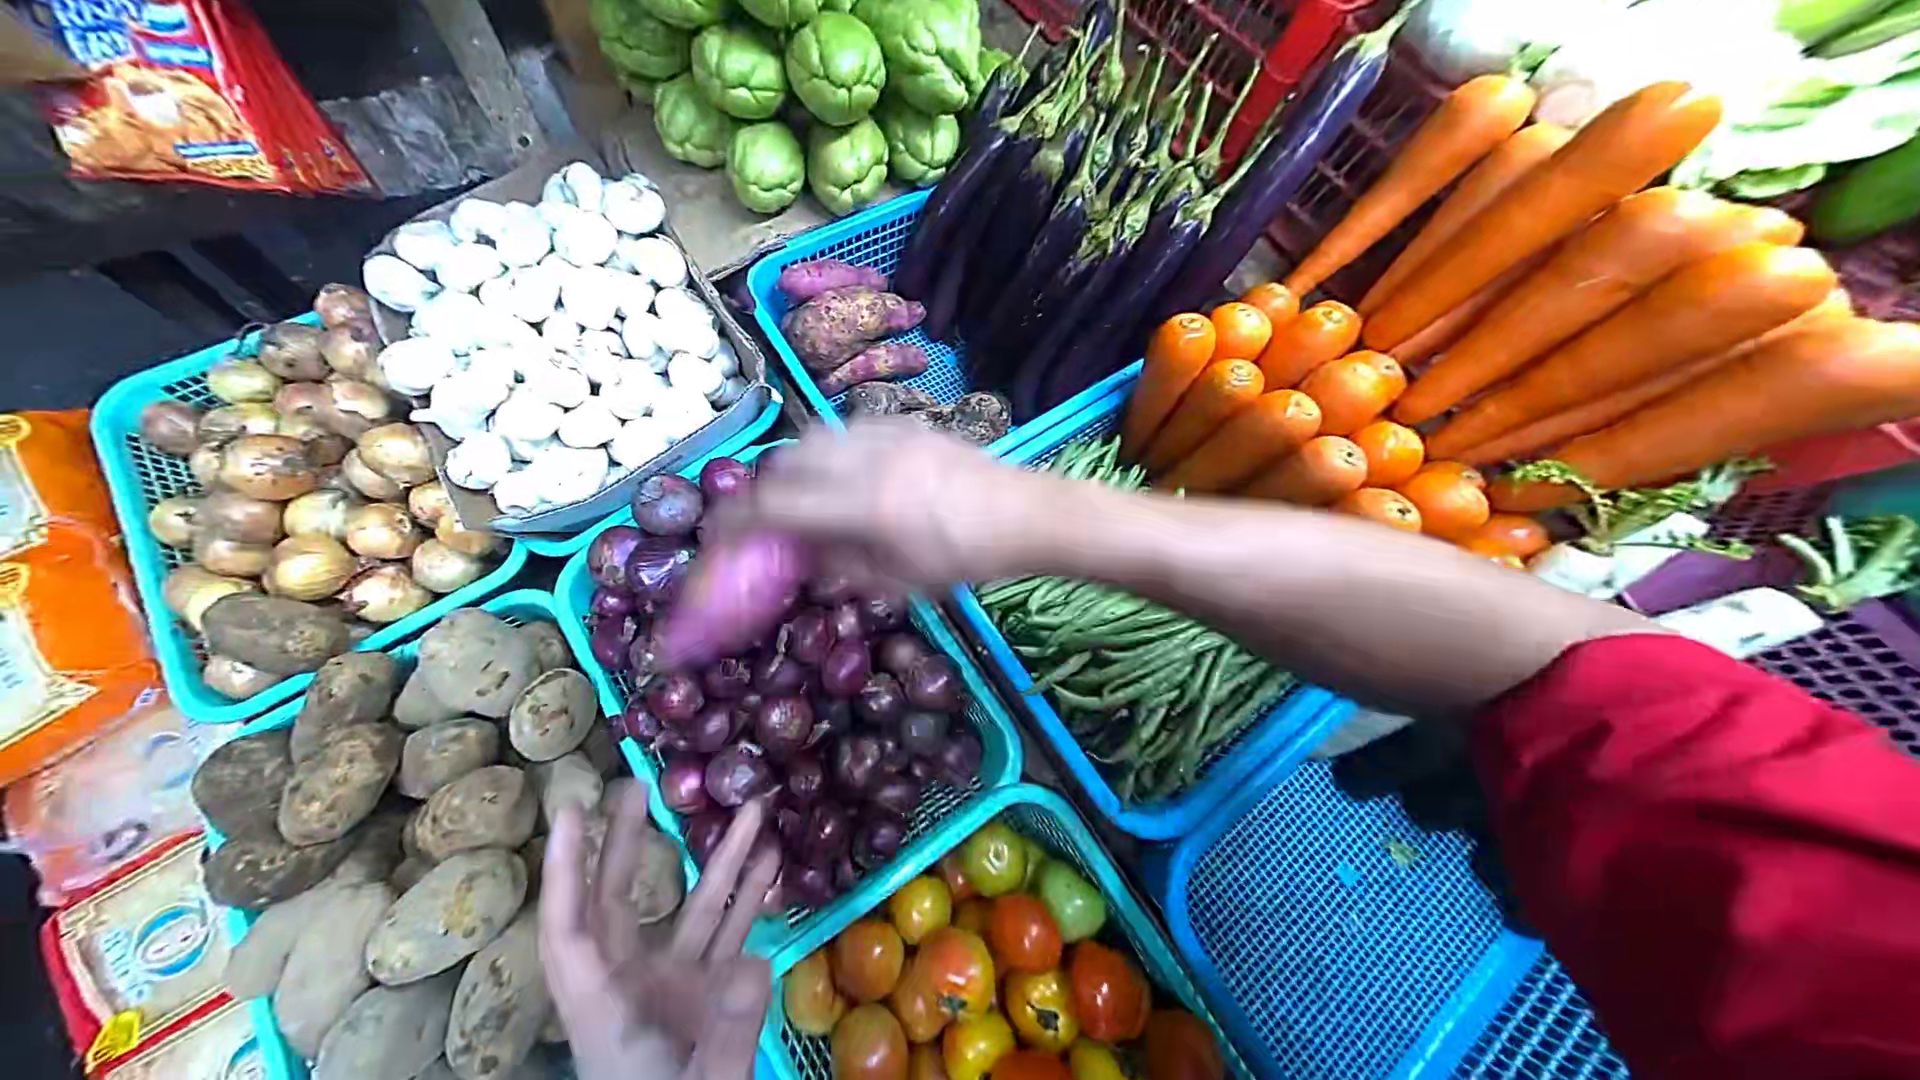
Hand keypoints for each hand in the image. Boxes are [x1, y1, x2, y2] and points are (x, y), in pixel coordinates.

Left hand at [541, 781, 780, 1079]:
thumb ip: (724, 1035)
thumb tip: (756, 964)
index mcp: (606, 1011)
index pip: (572, 934)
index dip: (565, 873)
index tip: (569, 814)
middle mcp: (632, 987)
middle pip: (620, 904)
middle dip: (627, 844)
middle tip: (637, 787)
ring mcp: (673, 988)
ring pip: (693, 910)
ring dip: (722, 859)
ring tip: (752, 810)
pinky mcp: (708, 994)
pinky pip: (728, 934)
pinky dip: (749, 898)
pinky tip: (773, 861)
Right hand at [713, 420, 1058, 587]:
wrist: (1026, 513)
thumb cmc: (968, 558)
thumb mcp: (902, 581)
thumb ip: (843, 568)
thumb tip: (803, 557)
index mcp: (865, 506)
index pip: (777, 506)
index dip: (738, 521)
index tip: (722, 535)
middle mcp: (868, 460)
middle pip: (787, 463)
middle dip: (767, 492)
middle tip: (772, 520)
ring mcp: (888, 435)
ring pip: (815, 440)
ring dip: (797, 468)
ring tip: (809, 496)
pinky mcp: (907, 424)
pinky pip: (848, 430)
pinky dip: (831, 452)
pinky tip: (848, 474)